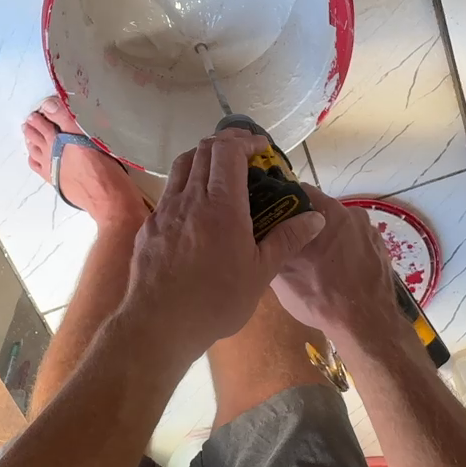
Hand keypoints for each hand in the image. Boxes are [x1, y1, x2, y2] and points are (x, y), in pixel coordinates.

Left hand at [119, 130, 325, 362]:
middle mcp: (190, 198)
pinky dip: (186, 183)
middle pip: (204, 150)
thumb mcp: (260, 274)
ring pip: (182, 164)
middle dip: (227, 144)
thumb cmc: (216, 301)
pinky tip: (196, 206)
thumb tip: (315, 219)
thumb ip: (287, 240)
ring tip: (221, 172)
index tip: (262, 149)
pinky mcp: (150, 224)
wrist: (158, 325)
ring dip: (204, 157)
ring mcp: (165, 209)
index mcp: (221, 205)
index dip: (246, 141)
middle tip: (246, 155)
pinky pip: (169, 190)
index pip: (228, 151)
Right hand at [272, 185, 409, 351]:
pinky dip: (346, 249)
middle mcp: (350, 213)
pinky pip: (355, 240)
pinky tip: (339, 271)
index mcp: (327, 212)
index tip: (274, 217)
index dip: (283, 203)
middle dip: (305, 223)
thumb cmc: (320, 297)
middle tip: (293, 245)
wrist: (367, 324)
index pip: (299, 192)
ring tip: (318, 262)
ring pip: (339, 226)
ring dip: (327, 237)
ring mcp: (369, 230)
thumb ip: (274, 246)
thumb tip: (262, 234)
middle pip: (319, 209)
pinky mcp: (380, 247)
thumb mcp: (282, 275)